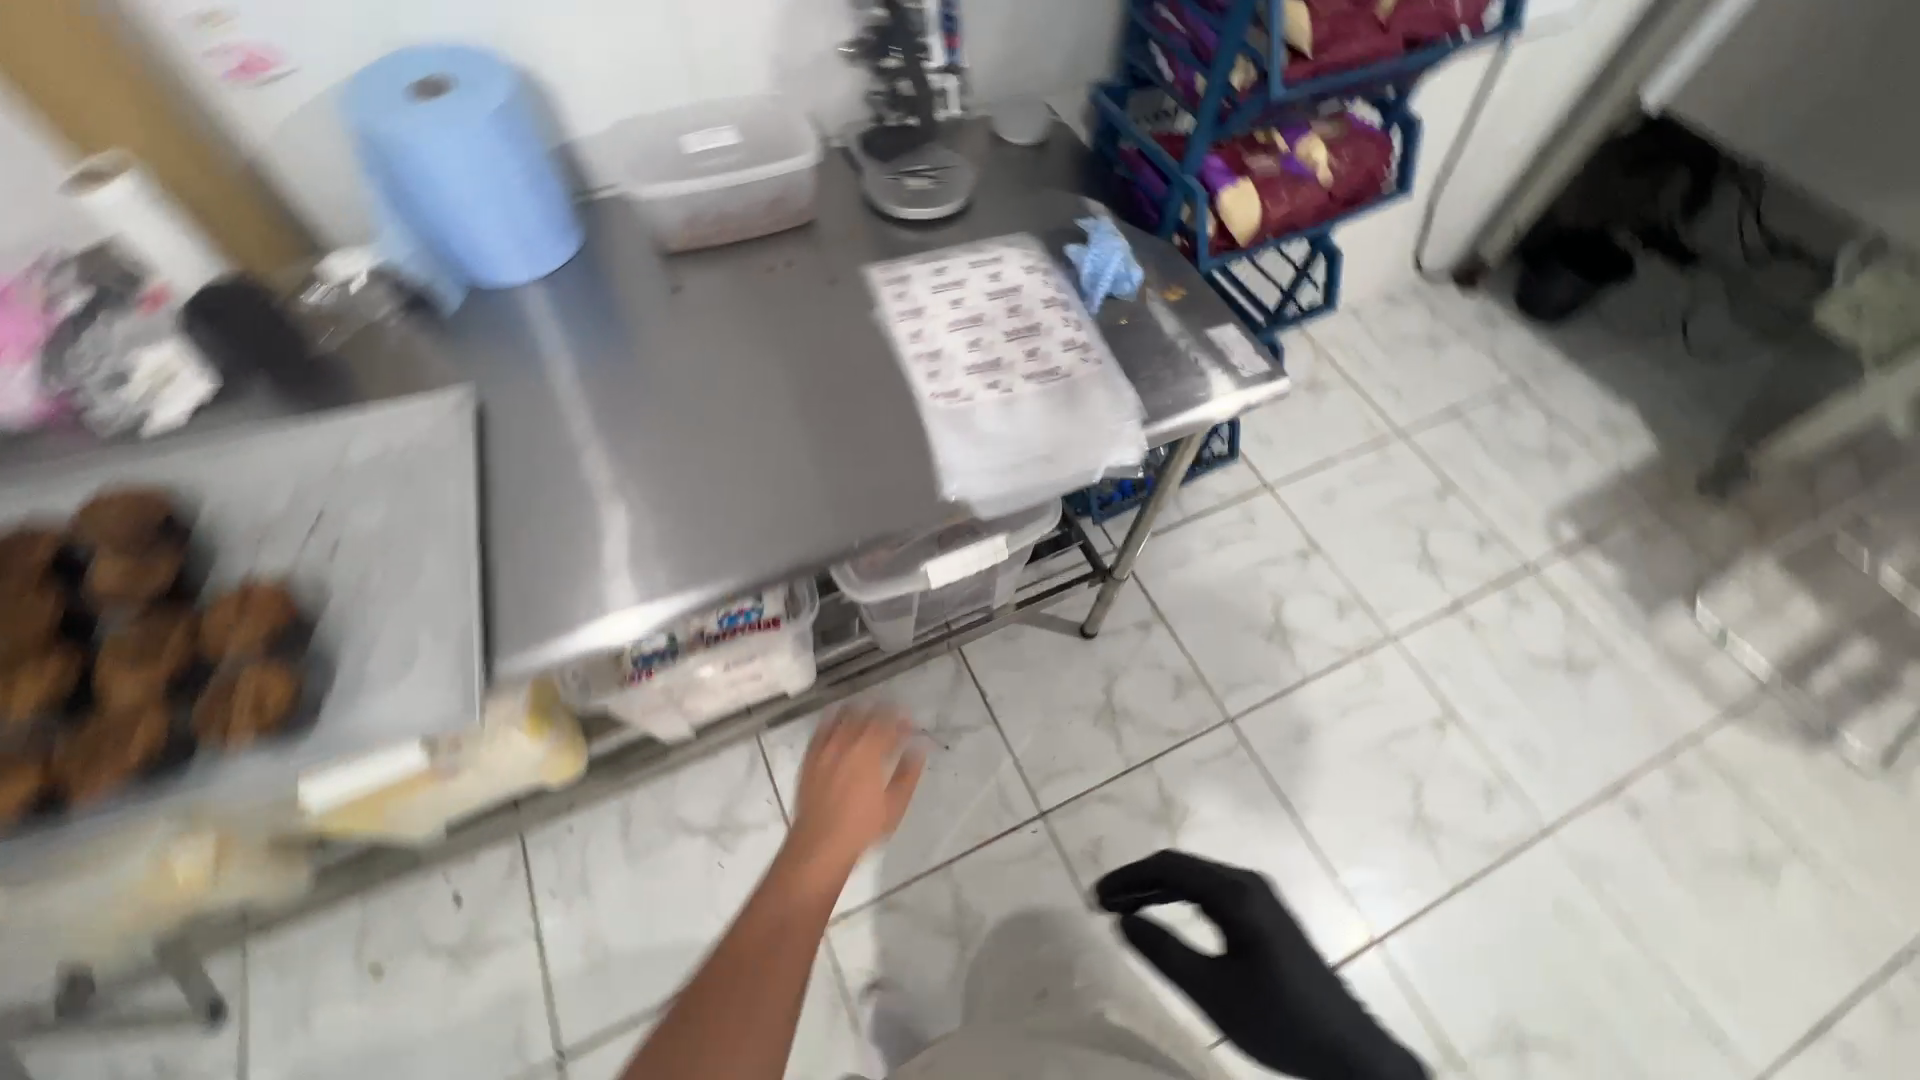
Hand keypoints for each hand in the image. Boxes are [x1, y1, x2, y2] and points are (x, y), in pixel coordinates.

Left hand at [785, 704, 925, 877]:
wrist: (820, 843)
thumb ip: (908, 772)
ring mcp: (825, 748)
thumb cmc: (862, 827)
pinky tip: (838, 721)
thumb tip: (919, 749)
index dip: (902, 720)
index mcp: (870, 753)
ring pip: (842, 717)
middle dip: (882, 711)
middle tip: (892, 714)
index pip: (889, 725)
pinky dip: (832, 720)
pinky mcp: (810, 757)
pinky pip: (821, 729)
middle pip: (866, 715)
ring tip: (867, 711)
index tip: (910, 723)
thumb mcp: (895, 804)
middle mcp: (846, 743)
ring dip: (858, 710)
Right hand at [1097, 850, 1428, 1079]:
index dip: (1127, 877)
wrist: (1350, 1051)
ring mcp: (1259, 898)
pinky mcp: (1265, 917)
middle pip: (1180, 868)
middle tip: (1101, 904)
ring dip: (1156, 891)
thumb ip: (1163, 952)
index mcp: (1236, 893)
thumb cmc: (1279, 1021)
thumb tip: (1121, 920)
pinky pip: (1211, 895)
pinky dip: (1179, 901)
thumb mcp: (1211, 992)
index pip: (1168, 867)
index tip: (1094, 897)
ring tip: (1122, 909)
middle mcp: (1247, 883)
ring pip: (1195, 881)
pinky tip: (1163, 918)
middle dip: (1138, 881)